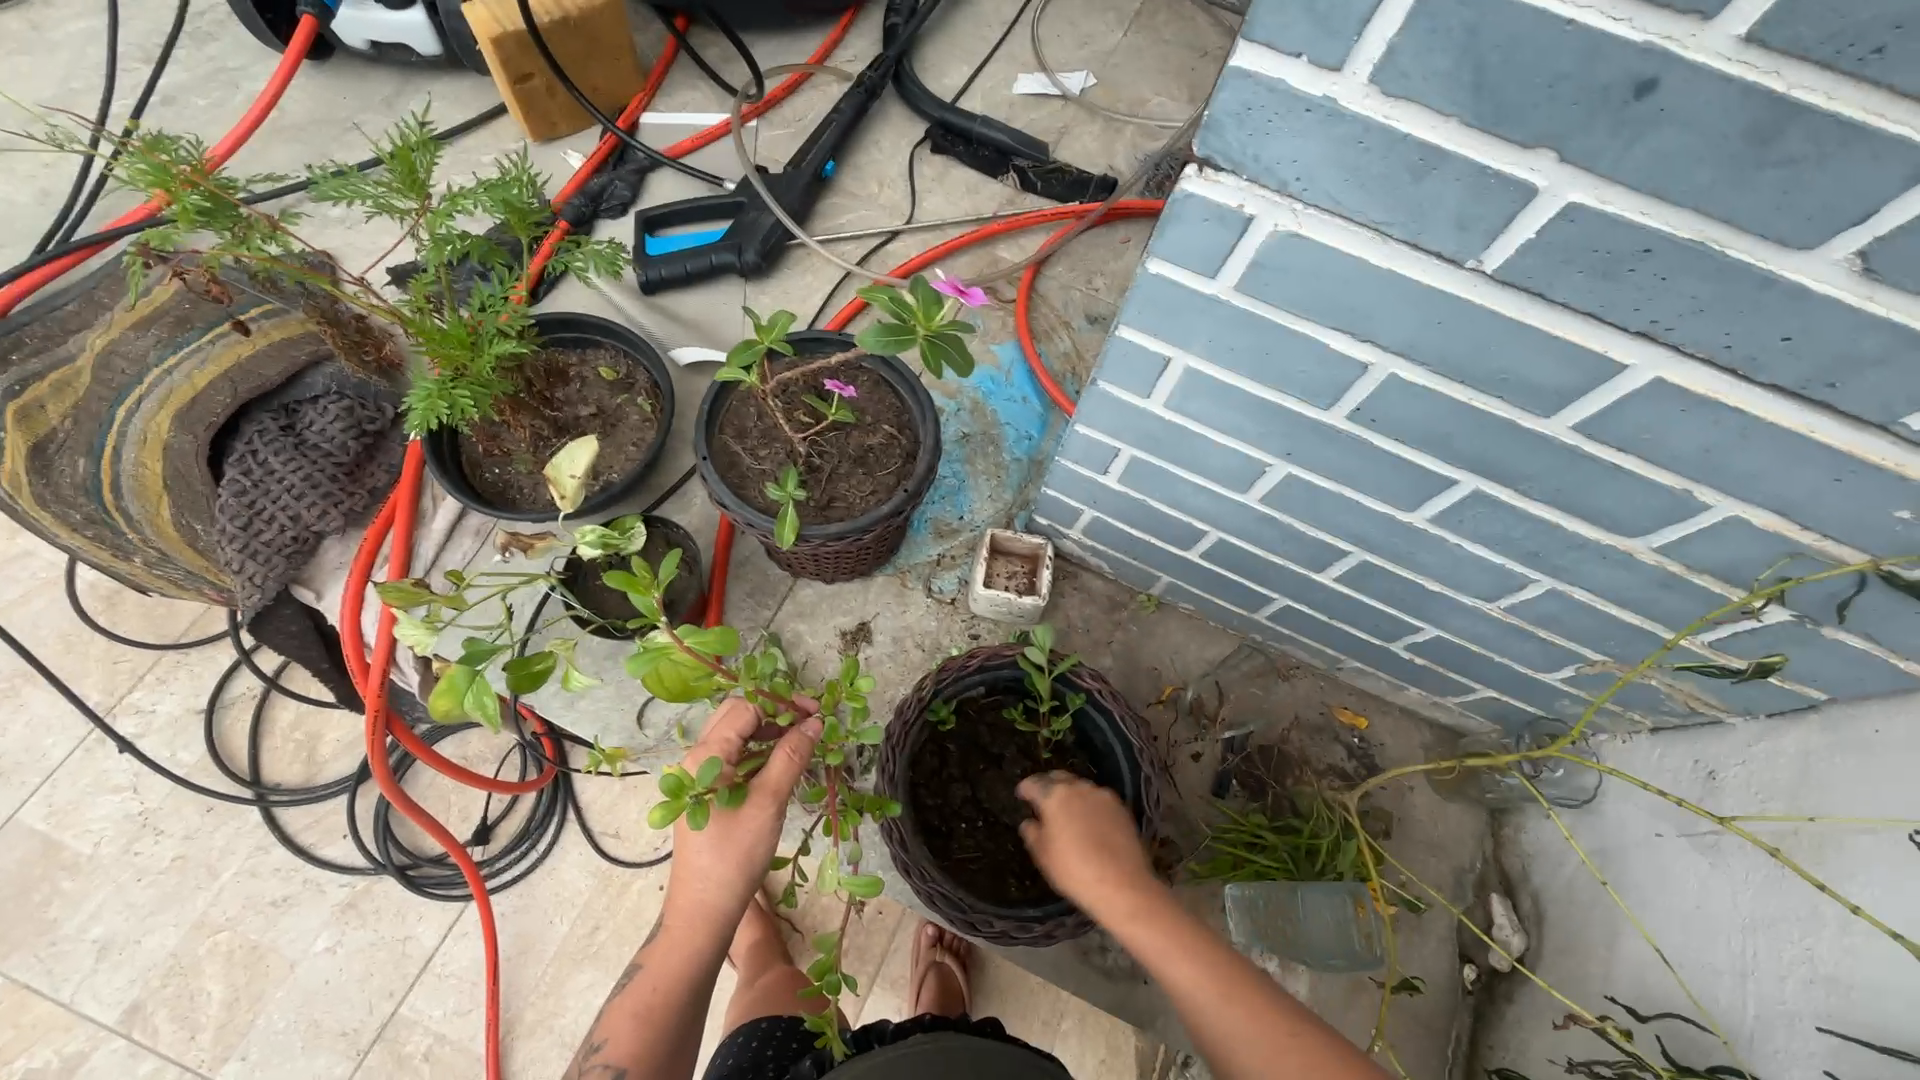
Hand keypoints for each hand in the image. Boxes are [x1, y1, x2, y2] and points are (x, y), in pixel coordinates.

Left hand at [664, 696, 821, 920]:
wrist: (704, 911)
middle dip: (775, 713)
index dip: (782, 703)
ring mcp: (700, 777)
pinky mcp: (707, 795)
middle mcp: (697, 759)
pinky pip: (735, 760)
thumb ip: (791, 756)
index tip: (816, 711)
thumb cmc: (734, 857)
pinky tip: (785, 764)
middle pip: (738, 717)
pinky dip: (760, 755)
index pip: (746, 708)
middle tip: (810, 722)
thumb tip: (815, 722)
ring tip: (803, 741)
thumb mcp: (768, 802)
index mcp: (706, 755)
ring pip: (736, 738)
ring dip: (769, 734)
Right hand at [1016, 771, 1156, 914]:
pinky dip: (1090, 805)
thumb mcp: (1043, 856)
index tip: (1021, 795)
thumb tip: (1029, 822)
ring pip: (1082, 787)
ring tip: (1068, 811)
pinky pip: (1099, 800)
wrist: (1123, 885)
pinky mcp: (1122, 808)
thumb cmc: (1074, 871)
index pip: (1034, 783)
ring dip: (1071, 794)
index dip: (1025, 788)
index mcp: (1055, 796)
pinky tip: (1090, 821)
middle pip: (1060, 778)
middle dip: (1049, 785)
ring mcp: (1104, 796)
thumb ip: (1032, 833)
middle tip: (1043, 798)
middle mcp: (1079, 788)